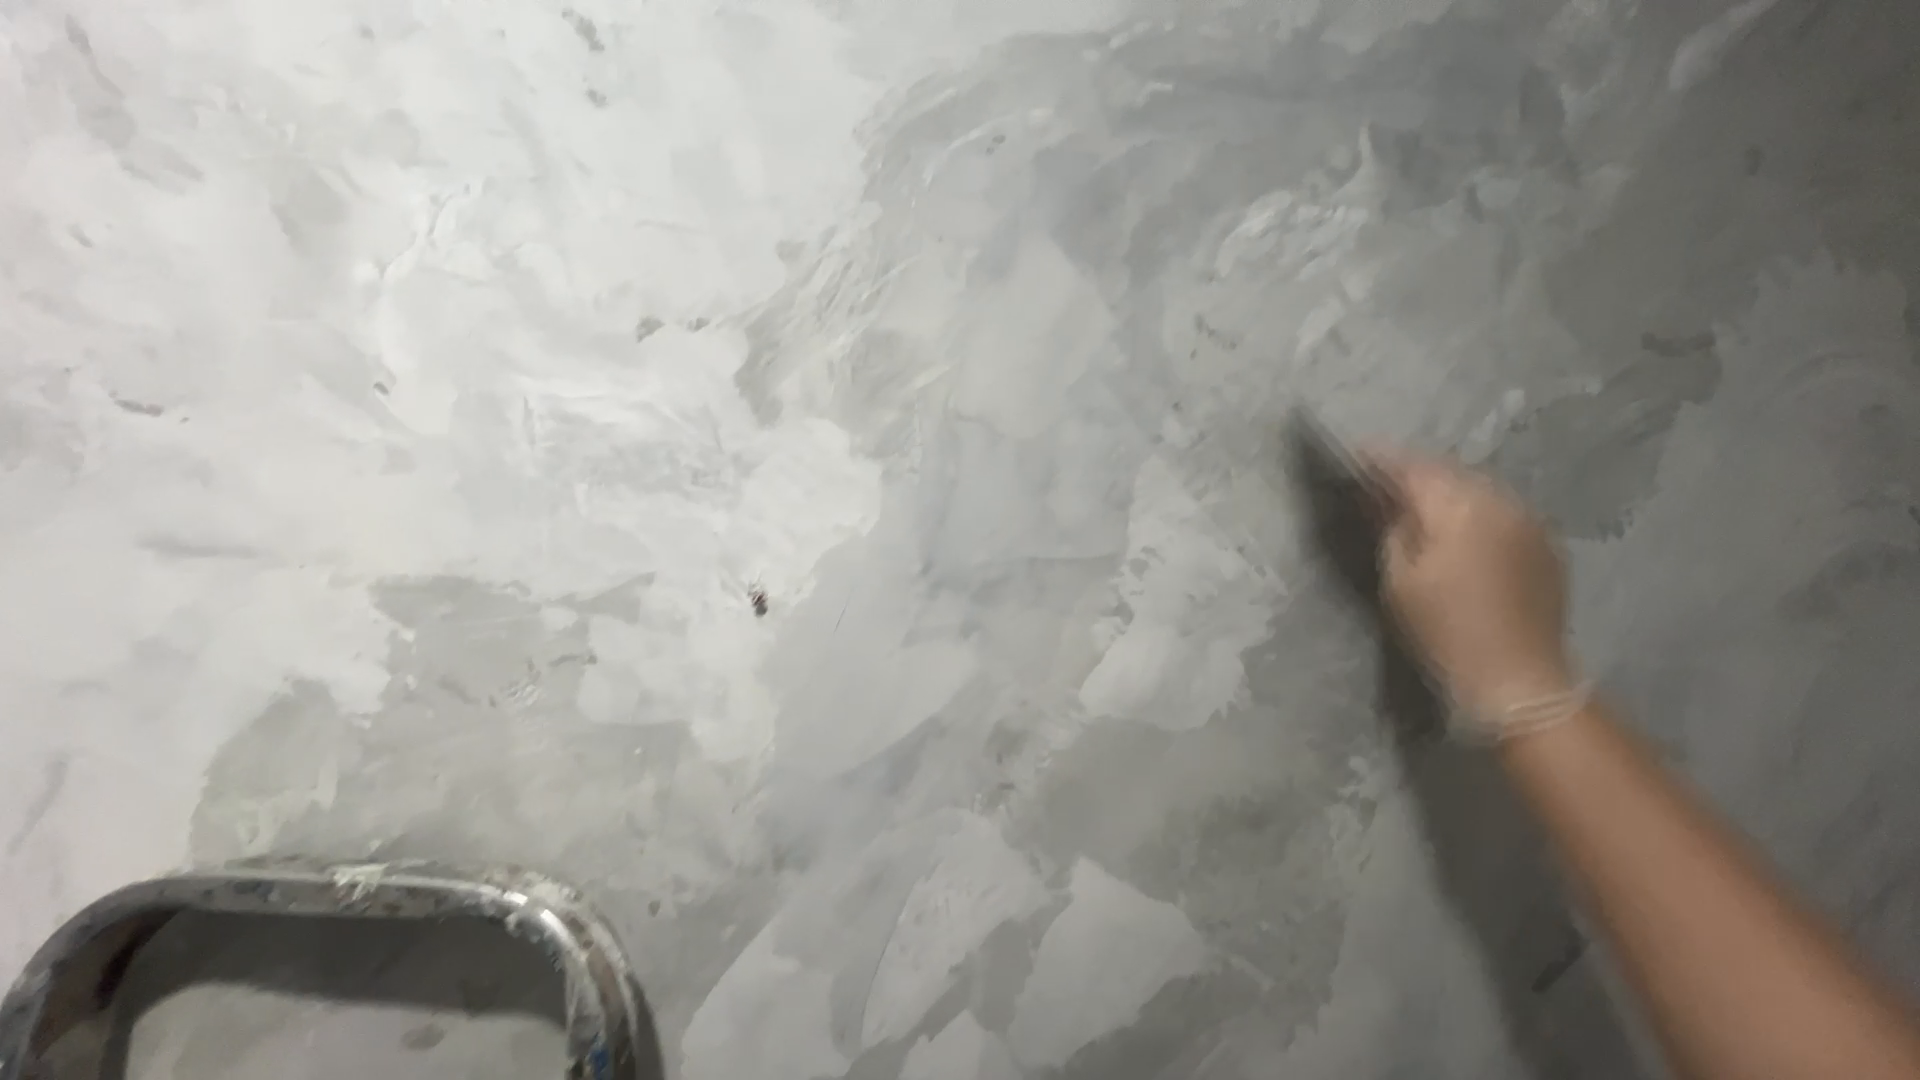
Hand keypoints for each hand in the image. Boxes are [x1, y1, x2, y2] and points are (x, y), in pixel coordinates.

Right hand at [1366, 449, 1575, 715]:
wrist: (1518, 675)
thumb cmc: (1444, 627)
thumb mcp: (1400, 578)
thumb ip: (1392, 528)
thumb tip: (1384, 500)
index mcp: (1458, 506)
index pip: (1411, 466)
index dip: (1380, 458)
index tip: (1355, 452)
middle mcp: (1499, 500)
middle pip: (1447, 471)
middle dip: (1414, 472)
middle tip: (1381, 479)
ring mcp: (1528, 519)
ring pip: (1476, 488)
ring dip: (1444, 490)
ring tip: (1415, 502)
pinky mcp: (1543, 542)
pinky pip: (1498, 510)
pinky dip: (1471, 510)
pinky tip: (1455, 527)